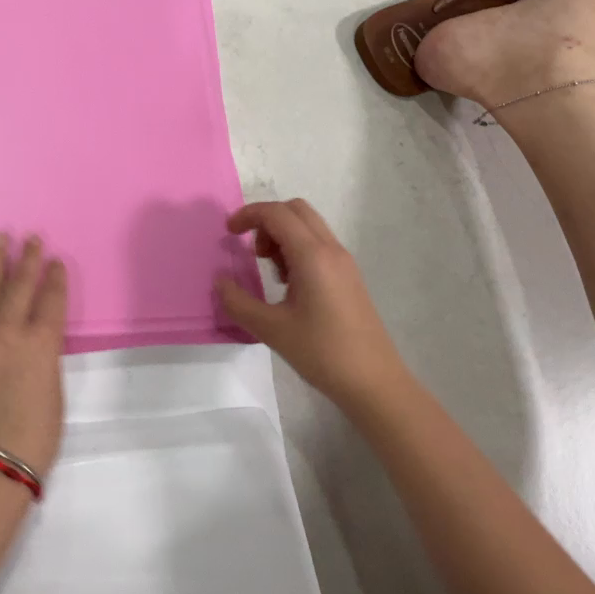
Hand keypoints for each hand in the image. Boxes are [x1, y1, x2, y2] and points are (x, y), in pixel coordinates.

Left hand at [0, 234, 67, 478]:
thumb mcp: (53, 391)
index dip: (56, 278)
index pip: (52, 299)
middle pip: (21, 284)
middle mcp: (9, 328)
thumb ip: (44, 356)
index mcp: (42, 343)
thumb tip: (36, 338)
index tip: (56, 261)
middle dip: (28, 258)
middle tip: (31, 237)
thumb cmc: (32, 436)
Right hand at [216, 200, 408, 406]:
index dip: (248, 215)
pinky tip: (289, 285)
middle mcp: (331, 250)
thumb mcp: (271, 329)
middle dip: (267, 220)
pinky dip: (297, 249)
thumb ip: (238, 302)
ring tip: (270, 271)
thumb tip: (219, 281)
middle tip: (252, 251)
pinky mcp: (349, 277)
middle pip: (296, 210)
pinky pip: (319, 245)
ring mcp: (344, 263)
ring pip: (309, 226)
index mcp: (313, 256)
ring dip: (283, 234)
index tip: (228, 233)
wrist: (375, 383)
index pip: (276, 214)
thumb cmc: (322, 353)